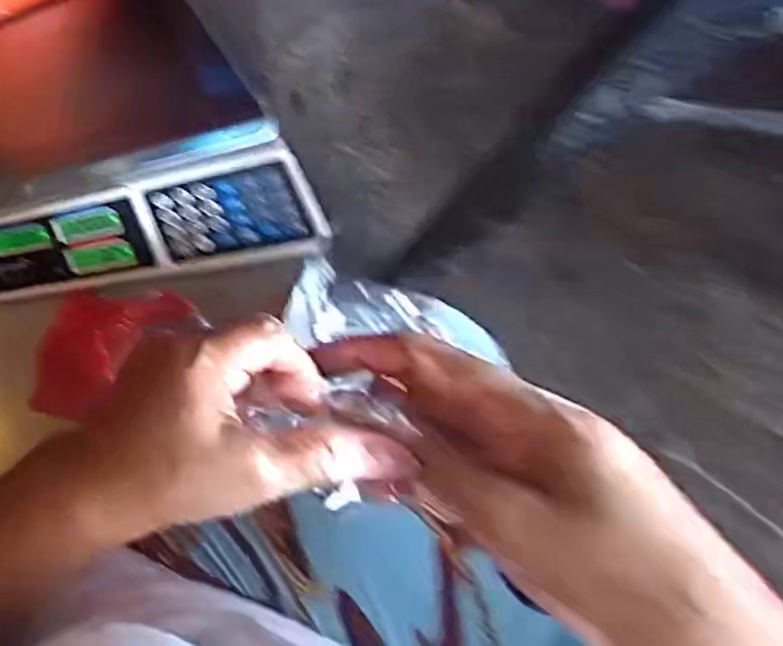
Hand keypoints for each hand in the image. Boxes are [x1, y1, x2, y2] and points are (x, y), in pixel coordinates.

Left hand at [55, 318, 416, 540]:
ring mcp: (155, 348)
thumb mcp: (257, 469)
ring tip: (261, 428)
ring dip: (251, 382)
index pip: (270, 332)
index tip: (308, 412)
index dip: (302, 368)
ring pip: (222, 350)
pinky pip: (196, 359)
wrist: (99, 481)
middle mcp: (176, 337)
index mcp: (202, 351)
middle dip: (279, 376)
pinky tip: (226, 423)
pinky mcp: (144, 365)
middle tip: (289, 423)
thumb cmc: (176, 474)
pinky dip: (222, 382)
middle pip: (245, 339)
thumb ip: (323, 453)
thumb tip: (392, 450)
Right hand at [316, 334, 782, 645]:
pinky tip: (399, 494)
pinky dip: (426, 474)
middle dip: (373, 404)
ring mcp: (539, 460)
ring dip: (396, 445)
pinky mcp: (541, 493)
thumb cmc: (618, 577)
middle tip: (323, 426)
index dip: (363, 352)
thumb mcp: (508, 519)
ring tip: (357, 471)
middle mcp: (532, 425)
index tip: (311, 365)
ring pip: (443, 432)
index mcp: (533, 415)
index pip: (428, 358)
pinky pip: (465, 467)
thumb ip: (427, 465)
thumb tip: (357, 426)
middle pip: (432, 394)